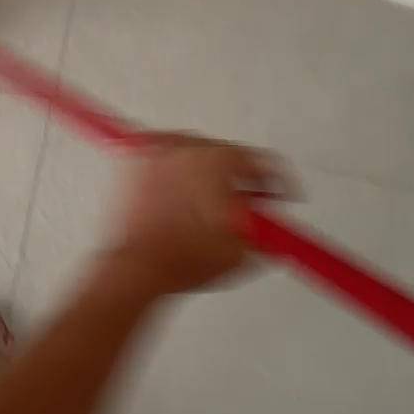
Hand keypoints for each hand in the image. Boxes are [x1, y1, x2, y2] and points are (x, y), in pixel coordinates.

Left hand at [98, 132, 295, 296]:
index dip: (274, 180)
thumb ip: (266, 227)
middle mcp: (187, 147)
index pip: (258, 160)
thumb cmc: (184, 258)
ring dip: (204, 170)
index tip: (279, 192)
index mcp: (218, 161)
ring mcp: (157, 150)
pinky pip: (160, 153)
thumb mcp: (245, 249)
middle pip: (224, 152)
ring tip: (207, 199)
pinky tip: (176, 188)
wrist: (138, 266)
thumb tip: (272, 222)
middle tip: (245, 199)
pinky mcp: (133, 159)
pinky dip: (171, 166)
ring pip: (192, 152)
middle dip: (238, 175)